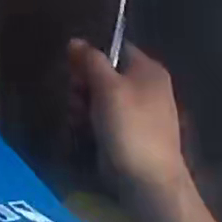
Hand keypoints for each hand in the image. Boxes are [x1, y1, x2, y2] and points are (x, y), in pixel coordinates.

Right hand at [69, 40, 192, 195]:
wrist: (148, 180)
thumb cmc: (129, 126)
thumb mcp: (108, 87)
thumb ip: (91, 61)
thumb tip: (75, 41)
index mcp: (147, 70)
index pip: (115, 49)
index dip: (91, 56)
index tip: (74, 69)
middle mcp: (145, 87)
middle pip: (104, 74)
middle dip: (83, 85)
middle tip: (76, 97)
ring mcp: (137, 112)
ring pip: (99, 97)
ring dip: (83, 105)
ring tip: (78, 118)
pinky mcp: (127, 133)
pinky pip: (103, 118)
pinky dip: (91, 122)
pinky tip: (83, 131)